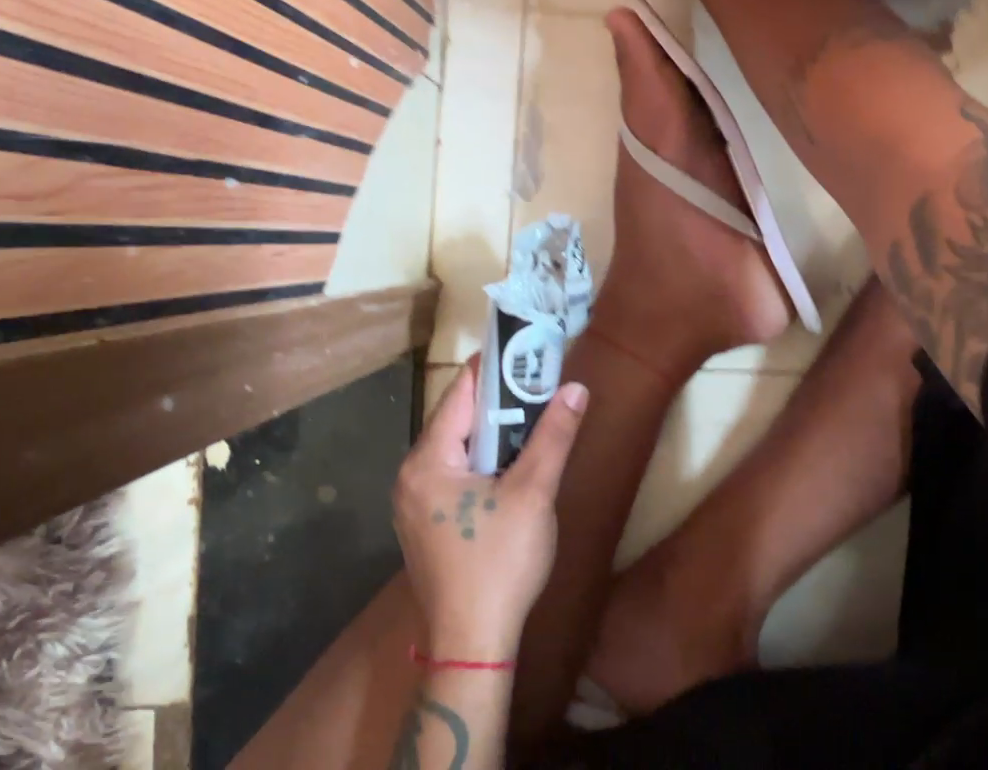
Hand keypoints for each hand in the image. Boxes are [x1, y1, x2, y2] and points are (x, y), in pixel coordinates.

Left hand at [392, 361, 589, 659]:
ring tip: (535, 414)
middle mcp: (410, 477)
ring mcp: (415, 505)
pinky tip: (514, 462)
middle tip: (540, 379)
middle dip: (498, 400)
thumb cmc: (500, 562)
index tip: (525, 346)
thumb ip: (553, 436)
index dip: (493, 367)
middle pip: (456, 421)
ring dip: (494, 432)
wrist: (473, 642)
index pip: (459, 395)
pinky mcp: (427, 526)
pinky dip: (485, 459)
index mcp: (426, 463)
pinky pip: (456, 474)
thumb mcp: (533, 493)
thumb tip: (576, 388)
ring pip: (458, 450)